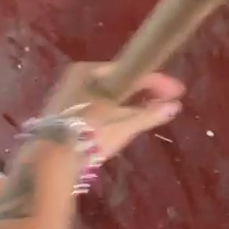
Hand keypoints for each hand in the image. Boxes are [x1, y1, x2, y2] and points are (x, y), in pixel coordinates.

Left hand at [37, 64, 184, 159]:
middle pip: (119, 83)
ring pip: (108, 96)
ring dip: (129, 104)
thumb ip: (149, 114)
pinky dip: (113, 112)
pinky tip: (123, 124)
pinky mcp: (64, 113)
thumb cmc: (87, 132)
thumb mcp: (122, 123)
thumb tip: (175, 106)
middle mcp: (77, 77)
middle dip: (143, 93)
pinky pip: (97, 107)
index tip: (178, 91)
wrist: (50, 157)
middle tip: (165, 102)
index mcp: (90, 70)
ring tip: (149, 114)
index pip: (132, 71)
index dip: (157, 82)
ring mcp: (69, 95)